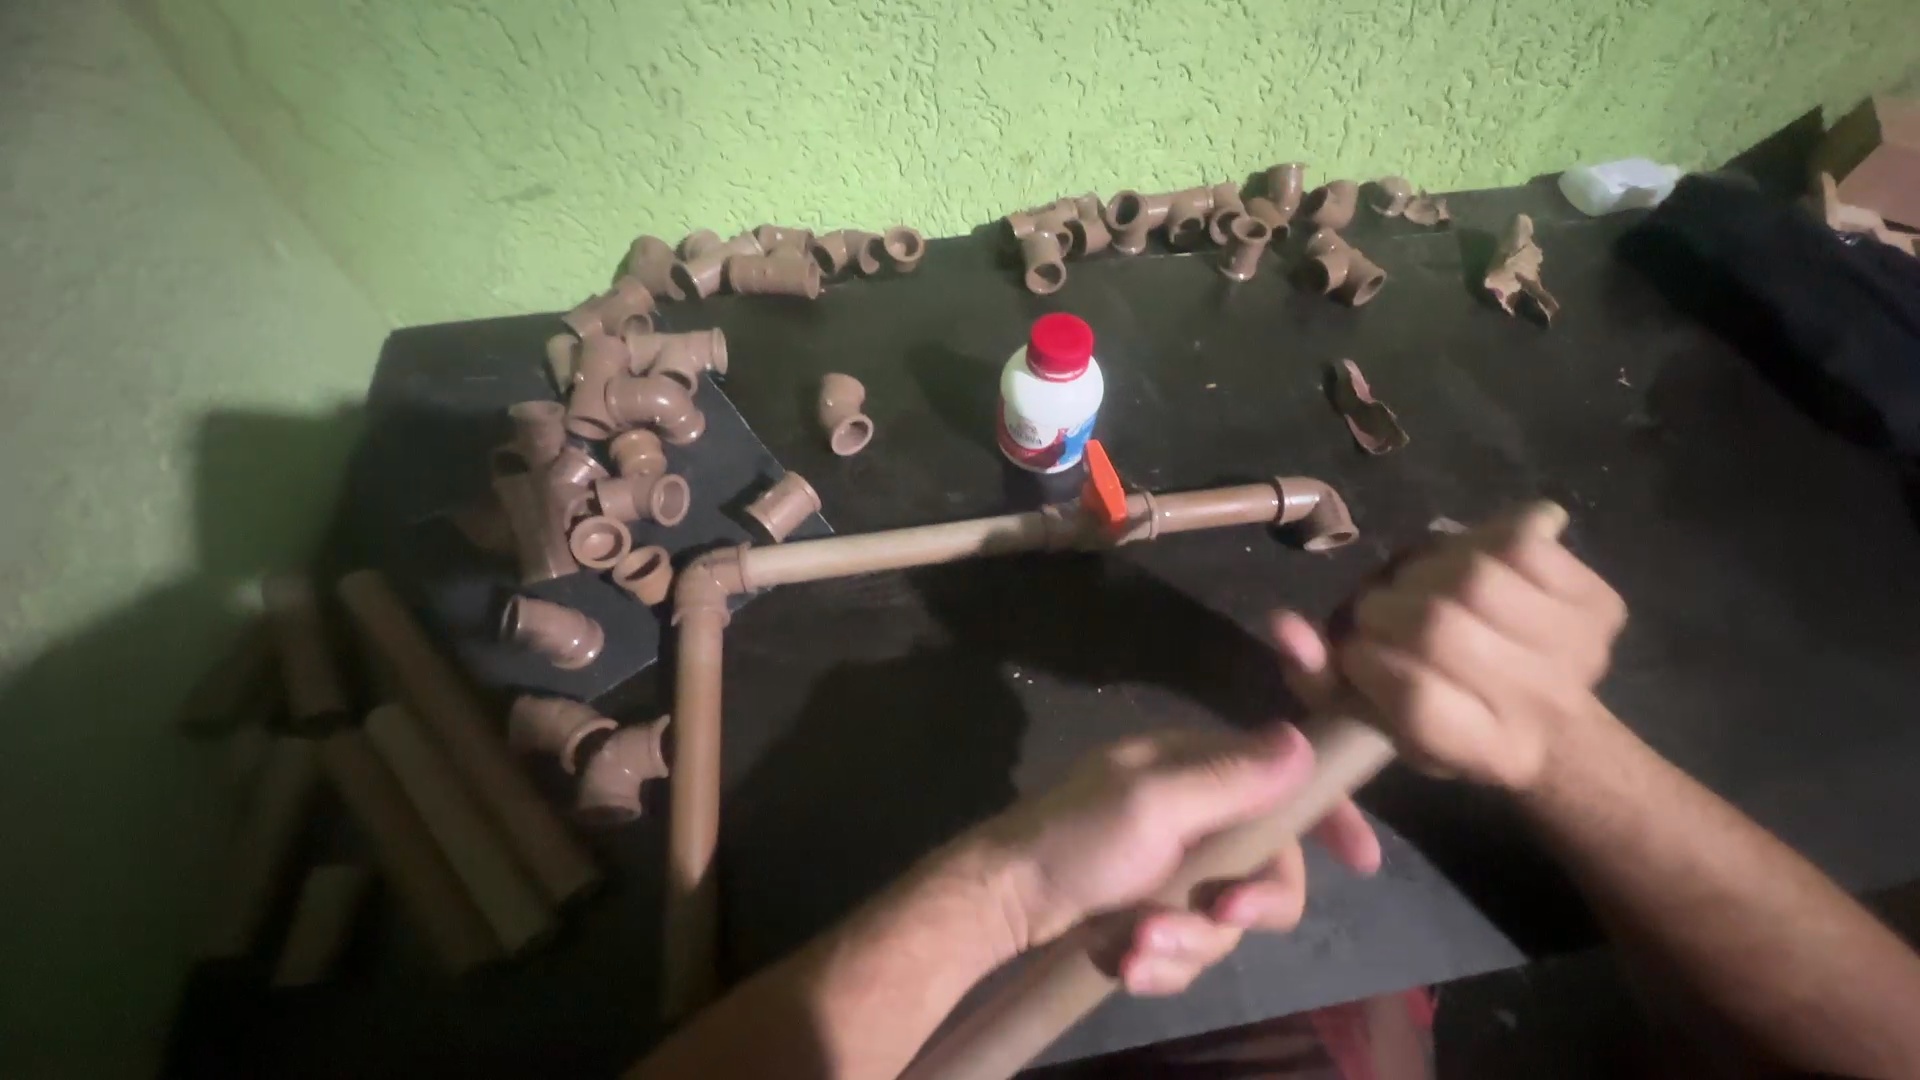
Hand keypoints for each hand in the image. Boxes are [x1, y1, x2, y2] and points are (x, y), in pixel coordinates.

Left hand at [978, 680, 1379, 995]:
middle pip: (1266, 868)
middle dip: (1244, 904)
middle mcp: (1191, 815)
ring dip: (1187, 941)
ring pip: (1227, 922)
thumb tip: (1300, 739)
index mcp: (1191, 771)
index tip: (1362, 858)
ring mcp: (1173, 868)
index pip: (1277, 779)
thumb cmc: (1076, 838)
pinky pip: (1191, 949)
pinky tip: (1124, 959)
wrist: (1007, 899)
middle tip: (1218, 915)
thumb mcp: (1153, 804)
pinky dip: (1162, 960)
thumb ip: (1230, 779)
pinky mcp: (1155, 912)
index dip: (1325, 813)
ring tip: (1136, 943)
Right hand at [1329, 501, 1627, 790]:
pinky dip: (1473, 541)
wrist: (1547, 724)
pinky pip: (1518, 543)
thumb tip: (1281, 622)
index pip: (1411, 696)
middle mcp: (1543, 707)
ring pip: (1473, 576)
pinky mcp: (1600, 604)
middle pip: (1439, 629)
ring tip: (1417, 587)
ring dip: (1423, 572)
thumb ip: (1314, 675)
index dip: (1366, 662)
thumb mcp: (1363, 717)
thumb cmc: (1437, 725)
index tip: (1360, 656)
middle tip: (1382, 614)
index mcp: (1484, 751)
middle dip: (1385, 610)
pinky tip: (1463, 563)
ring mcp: (1581, 652)